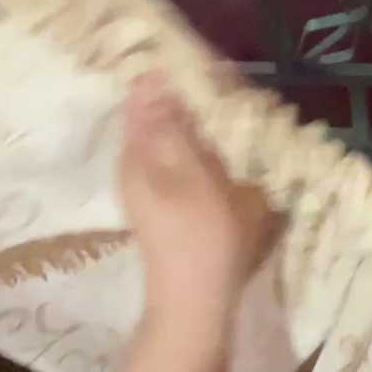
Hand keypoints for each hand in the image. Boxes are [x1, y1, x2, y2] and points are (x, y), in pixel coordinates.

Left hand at [118, 73, 268, 311]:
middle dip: (193, 94)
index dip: (176, 73)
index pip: (145, 91)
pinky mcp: (167, 199)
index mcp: (136, 152)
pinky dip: (202, 144)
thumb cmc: (200, 237)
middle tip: (235, 93)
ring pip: (171, 132)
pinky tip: (226, 150)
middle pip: (157, 109)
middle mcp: (134, 162)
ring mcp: (149, 183)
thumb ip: (171, 126)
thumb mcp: (190, 175)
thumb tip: (152, 75)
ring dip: (200, 119)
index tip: (217, 69)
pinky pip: (180, 154)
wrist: (196, 302)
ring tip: (236, 115)